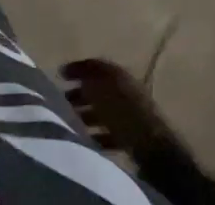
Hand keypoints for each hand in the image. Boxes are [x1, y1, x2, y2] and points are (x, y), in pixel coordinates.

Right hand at [62, 59, 182, 159]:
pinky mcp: (134, 137)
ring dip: (87, 115)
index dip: (77, 68)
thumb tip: (74, 76)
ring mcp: (131, 115)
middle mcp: (126, 91)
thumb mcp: (100, 91)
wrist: (154, 148)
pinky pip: (111, 132)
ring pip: (104, 111)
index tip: (60, 74)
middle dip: (79, 94)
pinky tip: (87, 139)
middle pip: (98, 89)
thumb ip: (86, 81)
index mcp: (119, 75)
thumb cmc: (123, 113)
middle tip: (62, 100)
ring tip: (71, 121)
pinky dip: (98, 134)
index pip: (94, 65)